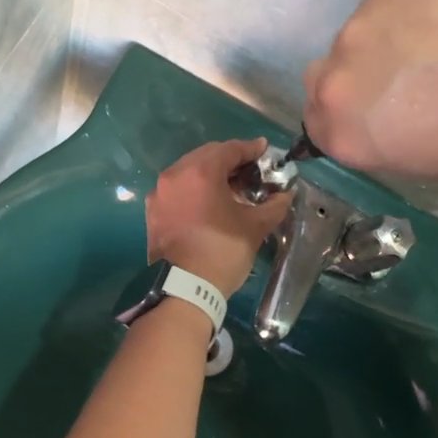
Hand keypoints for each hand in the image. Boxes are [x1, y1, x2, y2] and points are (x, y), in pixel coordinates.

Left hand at [146, 139, 293, 295]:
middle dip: (229, 161)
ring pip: (188, 172)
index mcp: (199, 172)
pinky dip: (194, 190)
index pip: (229, 149)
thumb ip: (273, 205)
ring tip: (232, 187)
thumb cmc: (222, 252)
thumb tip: (284, 195)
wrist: (184, 289)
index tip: (264, 151)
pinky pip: (177, 190)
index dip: (250, 149)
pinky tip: (210, 203)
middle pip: (206, 157)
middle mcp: (174, 175)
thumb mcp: (255, 227)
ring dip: (210, 174)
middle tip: (250, 170)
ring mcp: (159, 194)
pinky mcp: (152, 212)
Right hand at [302, 0, 437, 177]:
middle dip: (348, 85)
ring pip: (350, 42)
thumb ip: (376, 144)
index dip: (342, 123)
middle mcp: (334, 82)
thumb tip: (370, 125)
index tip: (369, 119)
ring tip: (426, 51)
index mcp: (342, 133)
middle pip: (320, 81)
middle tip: (394, 86)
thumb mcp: (421, 161)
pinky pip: (379, 11)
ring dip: (374, 49)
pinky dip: (400, 20)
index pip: (314, 127)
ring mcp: (357, 30)